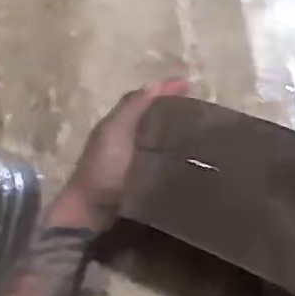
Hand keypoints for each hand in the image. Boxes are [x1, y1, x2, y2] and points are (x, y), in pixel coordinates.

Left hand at [53, 78, 190, 230]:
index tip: (190, 84)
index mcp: (117, 123)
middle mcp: (123, 137)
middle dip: (173, 109)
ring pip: (156, 137)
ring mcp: (130, 159)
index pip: (143, 99)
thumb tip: (155, 84)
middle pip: (150, 117)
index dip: (164, 90)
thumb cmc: (103, 168)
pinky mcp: (138, 179)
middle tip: (203, 110)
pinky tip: (189, 159)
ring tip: (203, 133)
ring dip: (174, 131)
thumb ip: (132, 108)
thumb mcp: (115, 132)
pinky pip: (159, 159)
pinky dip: (172, 153)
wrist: (91, 210)